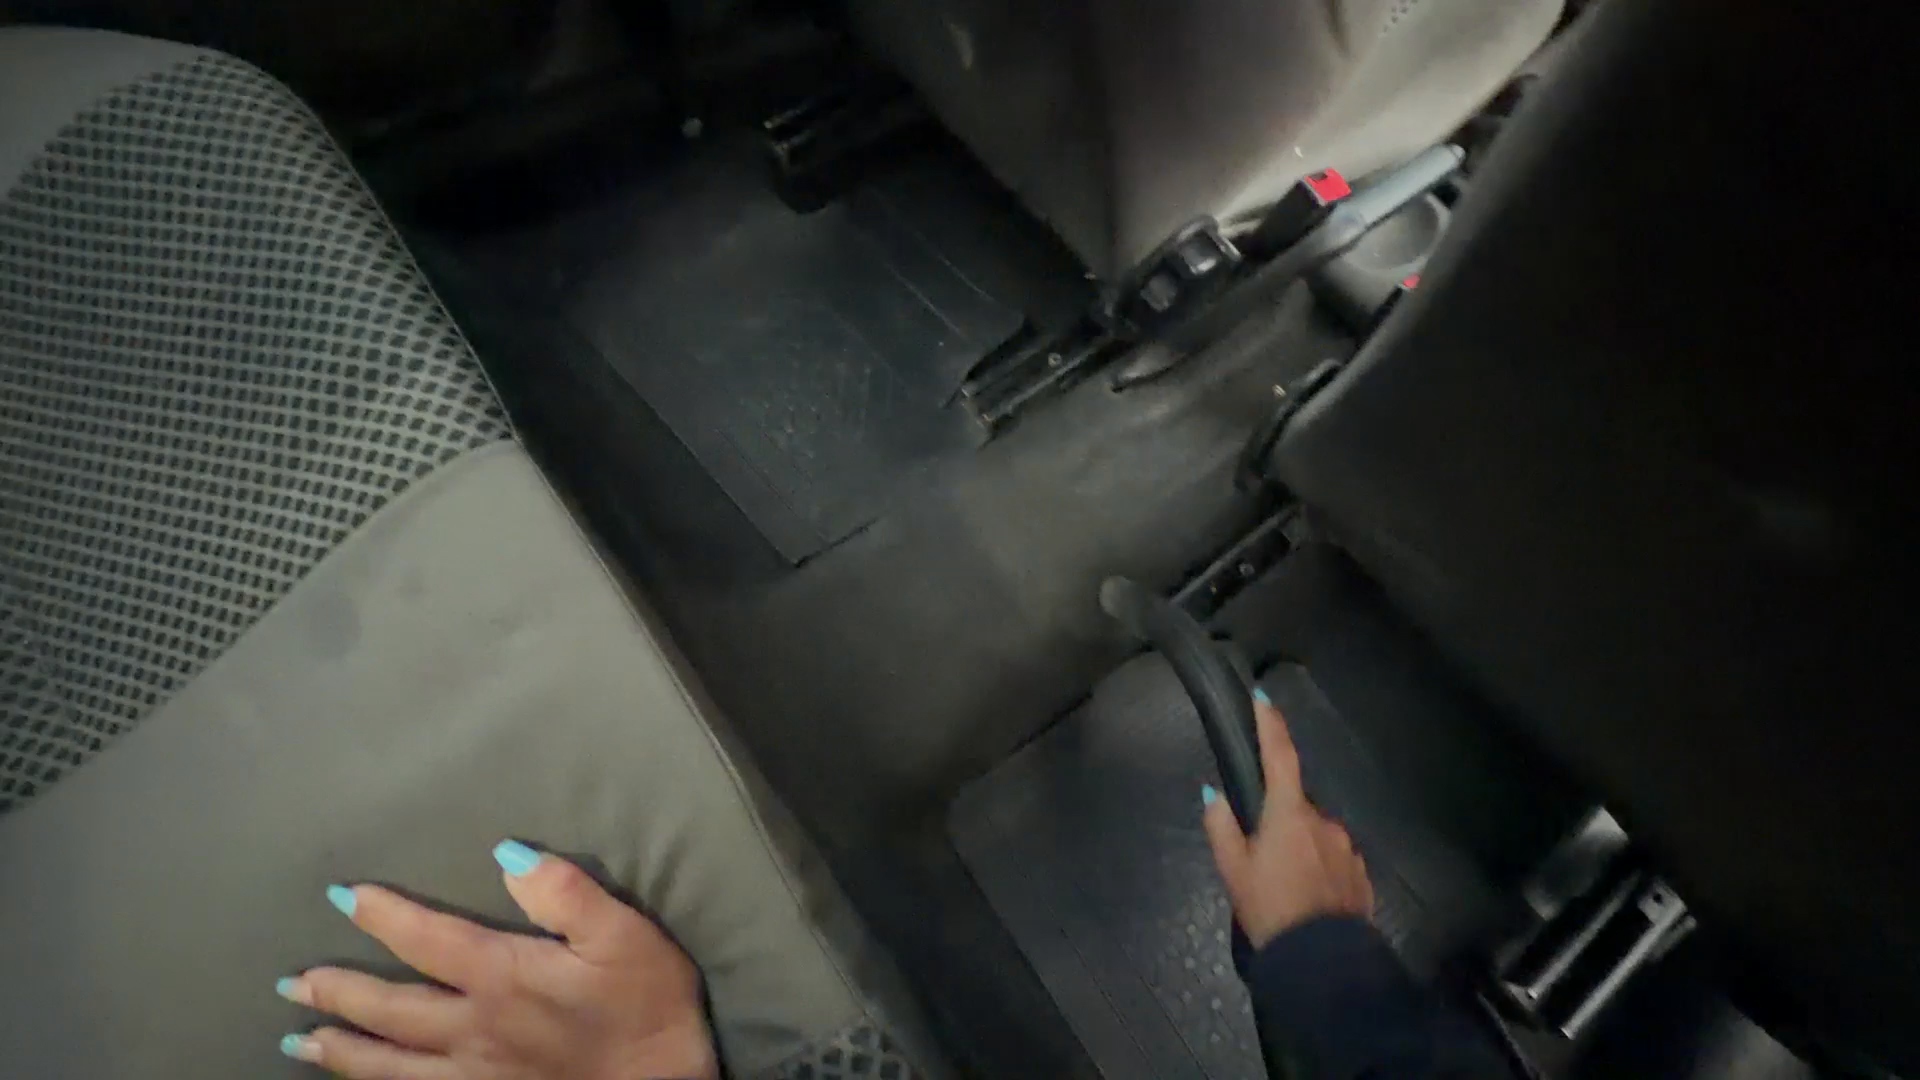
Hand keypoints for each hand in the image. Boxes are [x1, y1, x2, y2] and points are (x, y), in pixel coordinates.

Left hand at [278, 841, 718, 1079]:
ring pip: (386, 1061)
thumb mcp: (622, 929)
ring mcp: (473, 1071)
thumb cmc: (644, 996)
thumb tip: (508, 854)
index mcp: (505, 976)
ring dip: (339, 1046)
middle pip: (392, 1006)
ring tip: (298, 1035)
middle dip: (340, 989)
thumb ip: (566, 892)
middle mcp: (474, 1026)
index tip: (343, 896)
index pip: (431, 940)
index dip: (386, 916)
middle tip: (295, 979)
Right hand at [1202, 695, 1374, 947]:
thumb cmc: (1270, 908)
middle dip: (1280, 818)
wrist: (1323, 965)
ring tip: (1285, 885)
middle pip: (1296, 804)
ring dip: (1301, 845)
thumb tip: (1213, 795)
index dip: (1271, 725)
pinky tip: (1308, 896)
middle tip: (1261, 854)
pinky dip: (1319, 867)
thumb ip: (1220, 826)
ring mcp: (1348, 848)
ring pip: (1317, 833)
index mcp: (1289, 813)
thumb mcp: (1232, 869)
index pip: (1280, 756)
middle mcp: (1324, 821)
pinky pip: (1334, 858)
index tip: (1264, 697)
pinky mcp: (1362, 875)